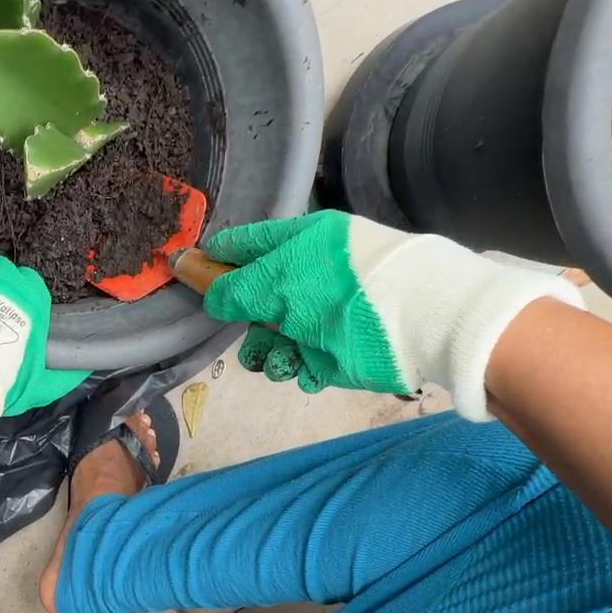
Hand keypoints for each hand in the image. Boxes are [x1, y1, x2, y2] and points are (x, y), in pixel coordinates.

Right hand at [202, 211, 582, 420]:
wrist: (425, 324)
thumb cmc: (349, 291)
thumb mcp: (281, 282)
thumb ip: (233, 287)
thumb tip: (206, 290)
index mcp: (301, 243)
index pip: (245, 245)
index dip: (214, 259)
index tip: (186, 273)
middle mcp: (309, 277)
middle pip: (251, 301)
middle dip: (247, 324)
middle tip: (255, 331)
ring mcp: (322, 313)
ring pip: (269, 338)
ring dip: (270, 352)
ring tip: (288, 358)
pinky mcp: (335, 348)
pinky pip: (295, 361)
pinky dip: (298, 368)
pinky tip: (310, 368)